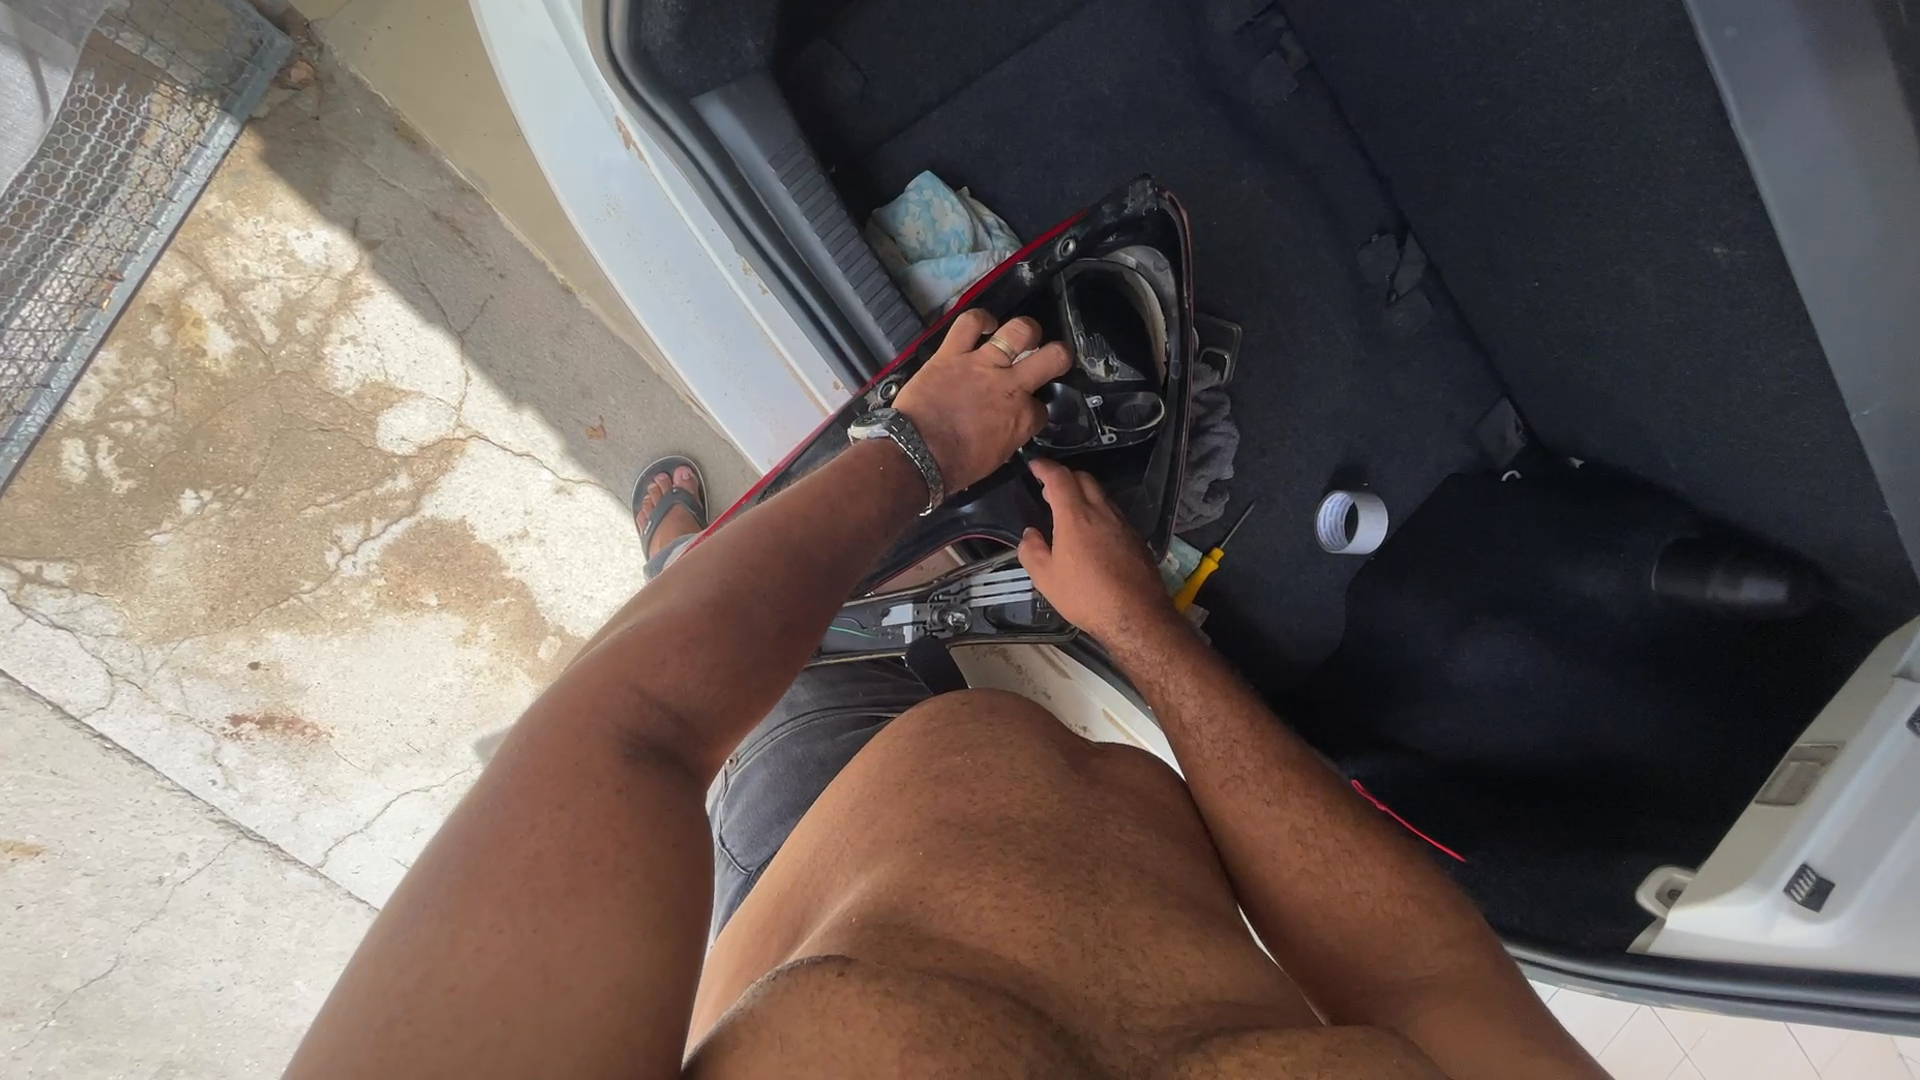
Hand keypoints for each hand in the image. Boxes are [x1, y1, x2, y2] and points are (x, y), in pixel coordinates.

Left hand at [892, 311, 1071, 491]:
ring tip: (1025, 336)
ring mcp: (982, 365)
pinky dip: (980, 319)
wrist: (916, 455)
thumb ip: (1009, 436)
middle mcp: (1011, 386)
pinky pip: (969, 323)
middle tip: (1052, 357)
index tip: (1026, 413)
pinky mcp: (952, 353)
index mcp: (1022, 419)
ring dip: (1027, 331)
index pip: (1042, 408)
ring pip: (1019, 331)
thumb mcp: (996, 459)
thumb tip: (1009, 428)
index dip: (1035, 409)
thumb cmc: (955, 467)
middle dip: (1059, 355)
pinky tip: (985, 324)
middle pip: (1053, 357)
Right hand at [1017, 458, 1179, 641]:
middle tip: (1050, 488)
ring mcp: (1122, 523)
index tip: (1035, 465)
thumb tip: (1030, 534)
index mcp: (1075, 517)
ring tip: (1069, 510)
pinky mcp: (1136, 538)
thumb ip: (1031, 551)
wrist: (1136, 615)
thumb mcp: (1045, 578)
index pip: (1059, 477)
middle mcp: (1101, 512)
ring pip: (1101, 495)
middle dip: (1065, 476)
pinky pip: (1114, 514)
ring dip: (1083, 494)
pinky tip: (1092, 533)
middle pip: (1084, 478)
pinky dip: (1099, 512)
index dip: (1045, 467)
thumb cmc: (1086, 597)